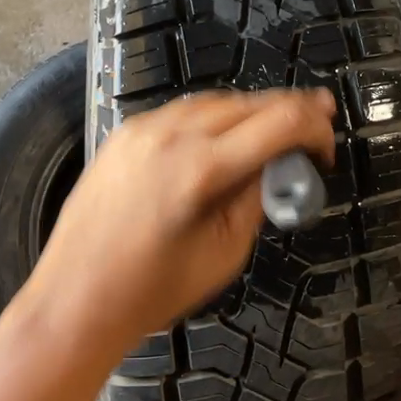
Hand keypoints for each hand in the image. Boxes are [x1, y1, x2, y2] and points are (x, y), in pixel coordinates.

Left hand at [31, 88, 336, 345]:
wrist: (74, 298)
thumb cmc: (152, 292)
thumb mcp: (224, 253)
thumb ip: (256, 199)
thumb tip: (280, 167)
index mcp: (201, 168)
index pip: (278, 122)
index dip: (314, 127)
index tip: (326, 144)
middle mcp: (170, 134)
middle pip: (247, 102)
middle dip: (287, 111)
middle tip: (315, 124)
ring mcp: (141, 129)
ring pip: (212, 102)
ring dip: (249, 110)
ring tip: (274, 128)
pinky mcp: (122, 134)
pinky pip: (179, 113)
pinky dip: (211, 118)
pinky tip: (222, 135)